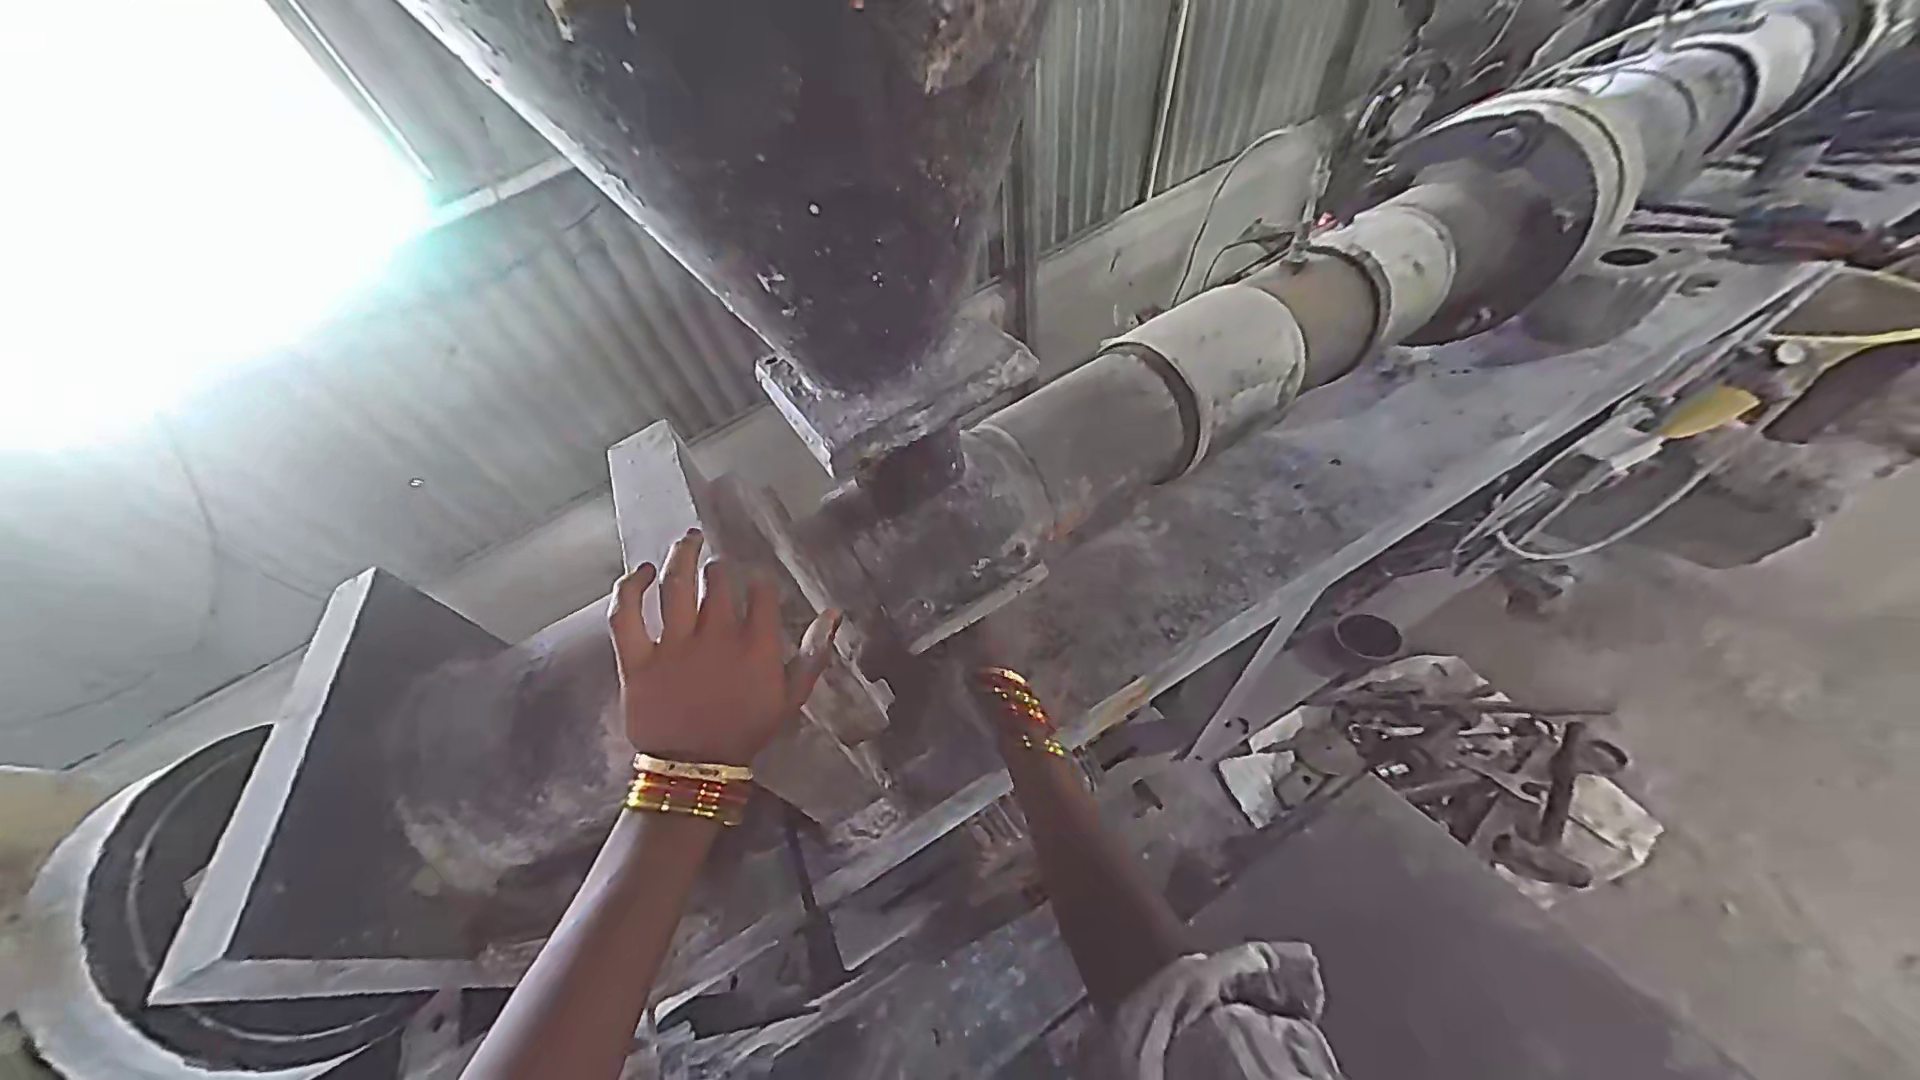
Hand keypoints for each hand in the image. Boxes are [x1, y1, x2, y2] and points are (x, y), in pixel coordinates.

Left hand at [608, 529, 839, 765]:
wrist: (697, 768)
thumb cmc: (747, 730)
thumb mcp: (792, 697)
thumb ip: (814, 654)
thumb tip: (833, 614)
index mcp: (756, 645)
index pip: (761, 593)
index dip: (760, 580)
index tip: (757, 578)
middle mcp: (717, 636)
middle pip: (718, 583)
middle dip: (720, 567)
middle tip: (718, 563)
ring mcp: (674, 646)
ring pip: (676, 586)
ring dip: (683, 555)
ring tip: (689, 538)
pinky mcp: (638, 659)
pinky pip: (627, 615)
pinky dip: (632, 587)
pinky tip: (644, 571)